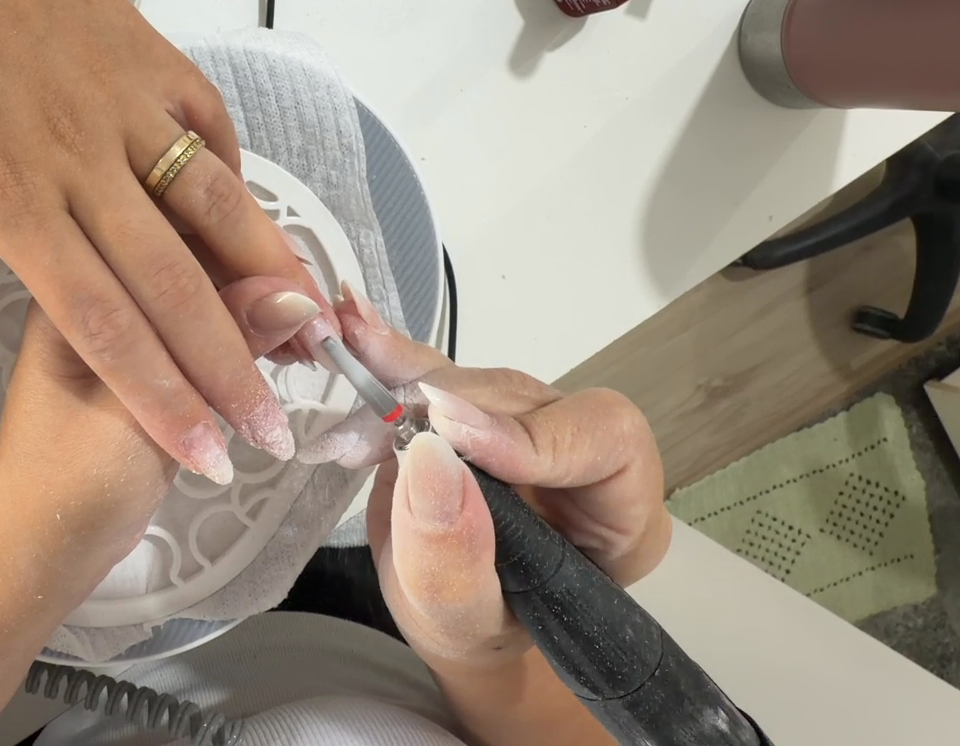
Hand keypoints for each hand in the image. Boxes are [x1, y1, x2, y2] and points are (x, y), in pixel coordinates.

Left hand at [0, 0, 327, 483]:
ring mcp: (127, 100)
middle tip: (277, 429)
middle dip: (228, 368)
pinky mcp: (150, 51)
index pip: (101, 323)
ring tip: (311, 334)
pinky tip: (247, 217)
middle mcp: (84, 160)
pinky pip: (209, 128)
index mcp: (10, 199)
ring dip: (266, 277)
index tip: (206, 454)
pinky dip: (234, 179)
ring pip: (214, 205)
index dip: (159, 399)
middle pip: (171, 283)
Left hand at [0, 278, 325, 596]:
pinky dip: (243, 330)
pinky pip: (200, 319)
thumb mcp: (143, 418)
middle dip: (261, 276)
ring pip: (201, 285)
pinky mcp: (144, 348)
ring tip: (309, 339)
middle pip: (190, 251)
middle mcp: (98, 285)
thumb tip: (294, 296)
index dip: (245, 252)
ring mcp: (122, 315)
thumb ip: (213, 355)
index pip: (167, 232)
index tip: (308, 291)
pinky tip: (280, 346)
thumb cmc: (70, 487)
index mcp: (77, 286)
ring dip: (258, 303)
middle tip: (320, 320)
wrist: (42, 551)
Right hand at [301, 288, 668, 673]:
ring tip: (346, 412)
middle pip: (519, 397)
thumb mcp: (460, 619)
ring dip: (400, 385)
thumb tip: (429, 456)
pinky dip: (384, 353)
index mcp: (613, 509)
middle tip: (368, 439)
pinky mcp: (459, 399)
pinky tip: (352, 332)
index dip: (526, 430)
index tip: (447, 433)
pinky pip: (425, 363)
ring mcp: (513, 416)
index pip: (602, 437)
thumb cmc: (471, 626)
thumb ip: (452, 557)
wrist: (445, 609)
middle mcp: (571, 447)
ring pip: (467, 376)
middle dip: (438, 411)